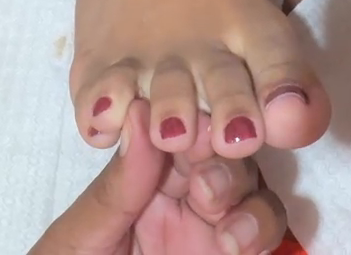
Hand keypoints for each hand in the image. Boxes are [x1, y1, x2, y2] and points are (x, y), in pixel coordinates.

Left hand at [33, 102, 287, 254]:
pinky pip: (269, 233)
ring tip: (221, 223)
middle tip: (204, 185)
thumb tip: (141, 109)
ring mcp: (212, 233)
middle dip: (224, 153)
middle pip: (224, 149)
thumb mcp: (80, 240)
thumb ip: (117, 185)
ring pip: (254, 187)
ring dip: (247, 193)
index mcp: (140, 178)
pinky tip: (237, 245)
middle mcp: (183, 199)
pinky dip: (263, 229)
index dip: (190, 117)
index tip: (189, 127)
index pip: (177, 128)